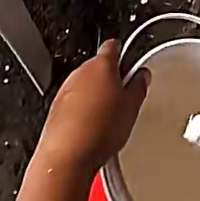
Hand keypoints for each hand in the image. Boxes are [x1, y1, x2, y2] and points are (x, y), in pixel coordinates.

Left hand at [34, 39, 149, 175]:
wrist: (68, 154)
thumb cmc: (99, 129)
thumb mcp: (132, 107)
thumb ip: (139, 85)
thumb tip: (142, 75)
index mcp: (102, 64)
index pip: (113, 46)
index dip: (122, 50)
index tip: (128, 58)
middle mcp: (81, 71)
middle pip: (99, 66)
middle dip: (111, 78)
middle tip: (124, 97)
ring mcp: (67, 88)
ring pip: (86, 84)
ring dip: (96, 94)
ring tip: (109, 118)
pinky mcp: (57, 105)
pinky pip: (74, 100)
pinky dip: (82, 108)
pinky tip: (92, 127)